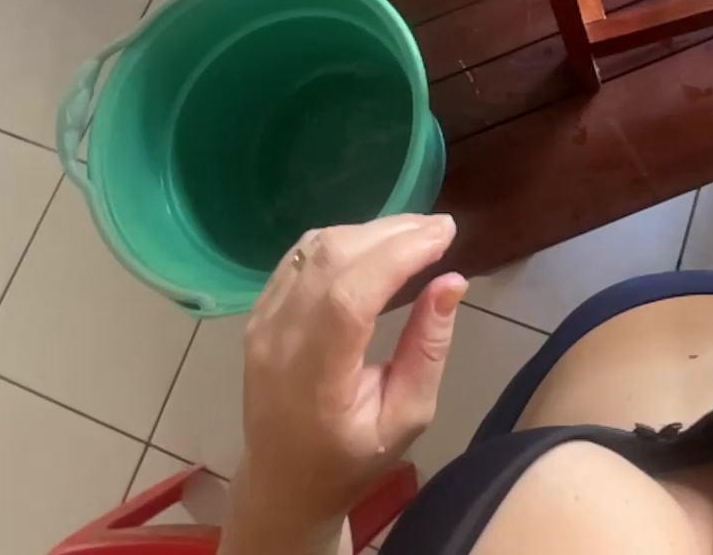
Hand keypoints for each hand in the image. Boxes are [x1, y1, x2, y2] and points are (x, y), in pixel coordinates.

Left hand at [230, 215, 466, 550]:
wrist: (281, 483)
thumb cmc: (350, 459)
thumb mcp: (406, 419)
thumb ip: (428, 350)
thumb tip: (452, 282)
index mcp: (313, 379)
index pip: (350, 295)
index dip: (399, 254)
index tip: (445, 234)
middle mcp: (278, 339)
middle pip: (332, 258)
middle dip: (394, 232)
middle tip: (441, 228)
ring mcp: (262, 319)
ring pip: (317, 247)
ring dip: (372, 230)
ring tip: (417, 233)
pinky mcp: (260, 308)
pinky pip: (302, 254)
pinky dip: (346, 238)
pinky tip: (378, 244)